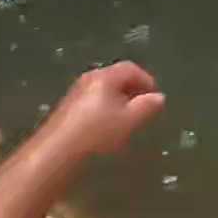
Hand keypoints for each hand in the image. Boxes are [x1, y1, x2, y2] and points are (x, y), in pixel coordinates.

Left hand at [40, 61, 164, 155]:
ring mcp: (76, 92)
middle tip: (145, 106)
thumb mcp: (128, 120)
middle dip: (133, 89)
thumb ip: (146, 106)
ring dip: (119, 99)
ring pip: (104, 89)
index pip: (130, 68)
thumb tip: (159, 97)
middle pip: (116, 76)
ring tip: (129, 118)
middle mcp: (89, 78)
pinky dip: (106, 107)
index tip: (156, 96)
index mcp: (104, 76)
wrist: (58, 150)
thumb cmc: (97, 132)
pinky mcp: (69, 107)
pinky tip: (108, 126)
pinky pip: (93, 99)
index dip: (146, 79)